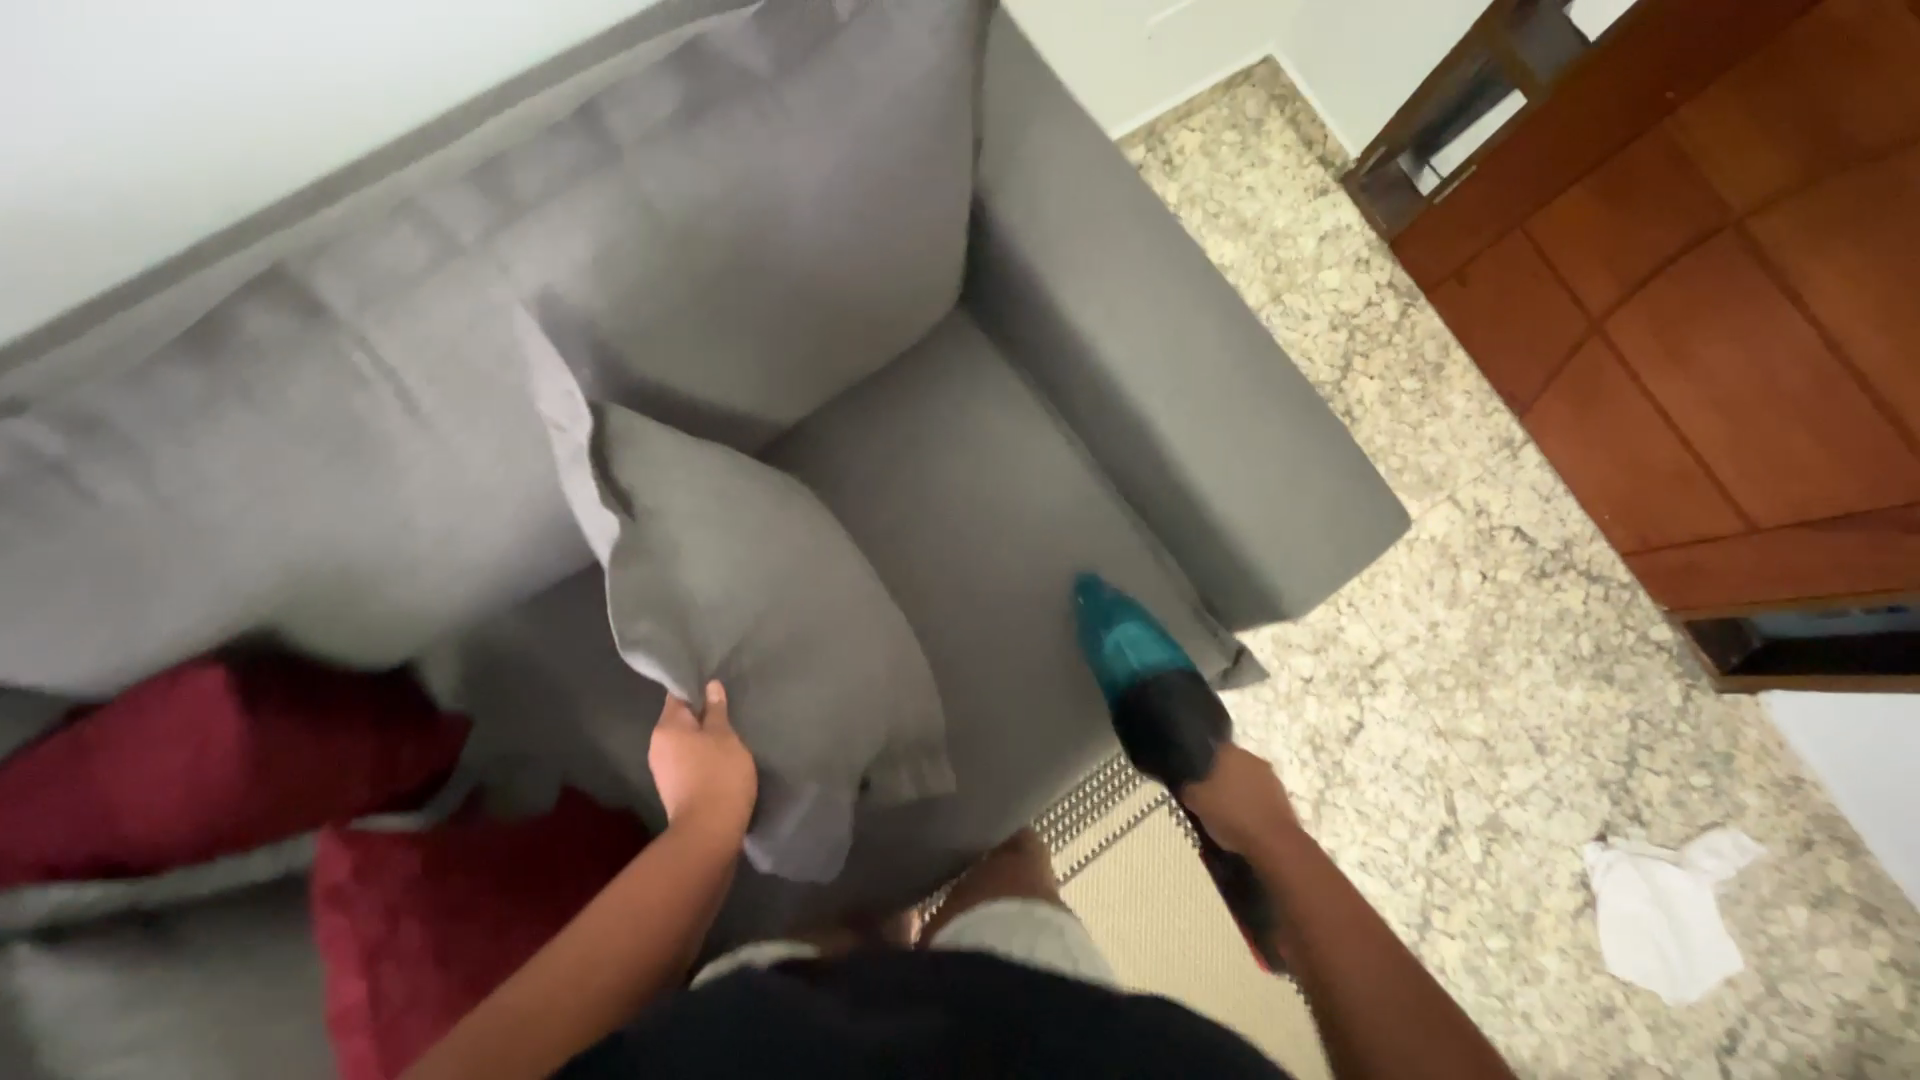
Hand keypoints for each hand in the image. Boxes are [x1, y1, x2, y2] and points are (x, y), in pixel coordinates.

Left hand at [649, 681, 756, 843]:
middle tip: (729, 713)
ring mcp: (662, 770)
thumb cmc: (719, 774)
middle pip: (680, 721)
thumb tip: (710, 686)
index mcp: (666, 727)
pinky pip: (686, 762)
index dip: (697, 688)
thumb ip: (717, 710)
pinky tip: (720, 762)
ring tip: (728, 738)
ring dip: (703, 739)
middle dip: (702, 716)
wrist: (708, 831)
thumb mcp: (725, 736)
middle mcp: (657, 746)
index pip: (677, 696)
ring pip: (684, 743)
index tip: (717, 686)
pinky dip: (701, 758)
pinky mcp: (672, 789)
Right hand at [1179, 744, 1299, 855]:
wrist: (1274, 843)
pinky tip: (1243, 819)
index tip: (1191, 778)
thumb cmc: (1231, 815)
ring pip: (1245, 778)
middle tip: (1206, 796)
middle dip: (1218, 776)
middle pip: (1229, 763)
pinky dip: (1251, 803)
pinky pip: (1259, 794)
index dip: (1198, 762)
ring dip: (1236, 790)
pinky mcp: (1283, 795)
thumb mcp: (1195, 801)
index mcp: (1230, 751)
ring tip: (1225, 810)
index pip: (1209, 747)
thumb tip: (1183, 781)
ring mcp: (1270, 776)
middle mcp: (1252, 757)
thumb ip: (1186, 786)